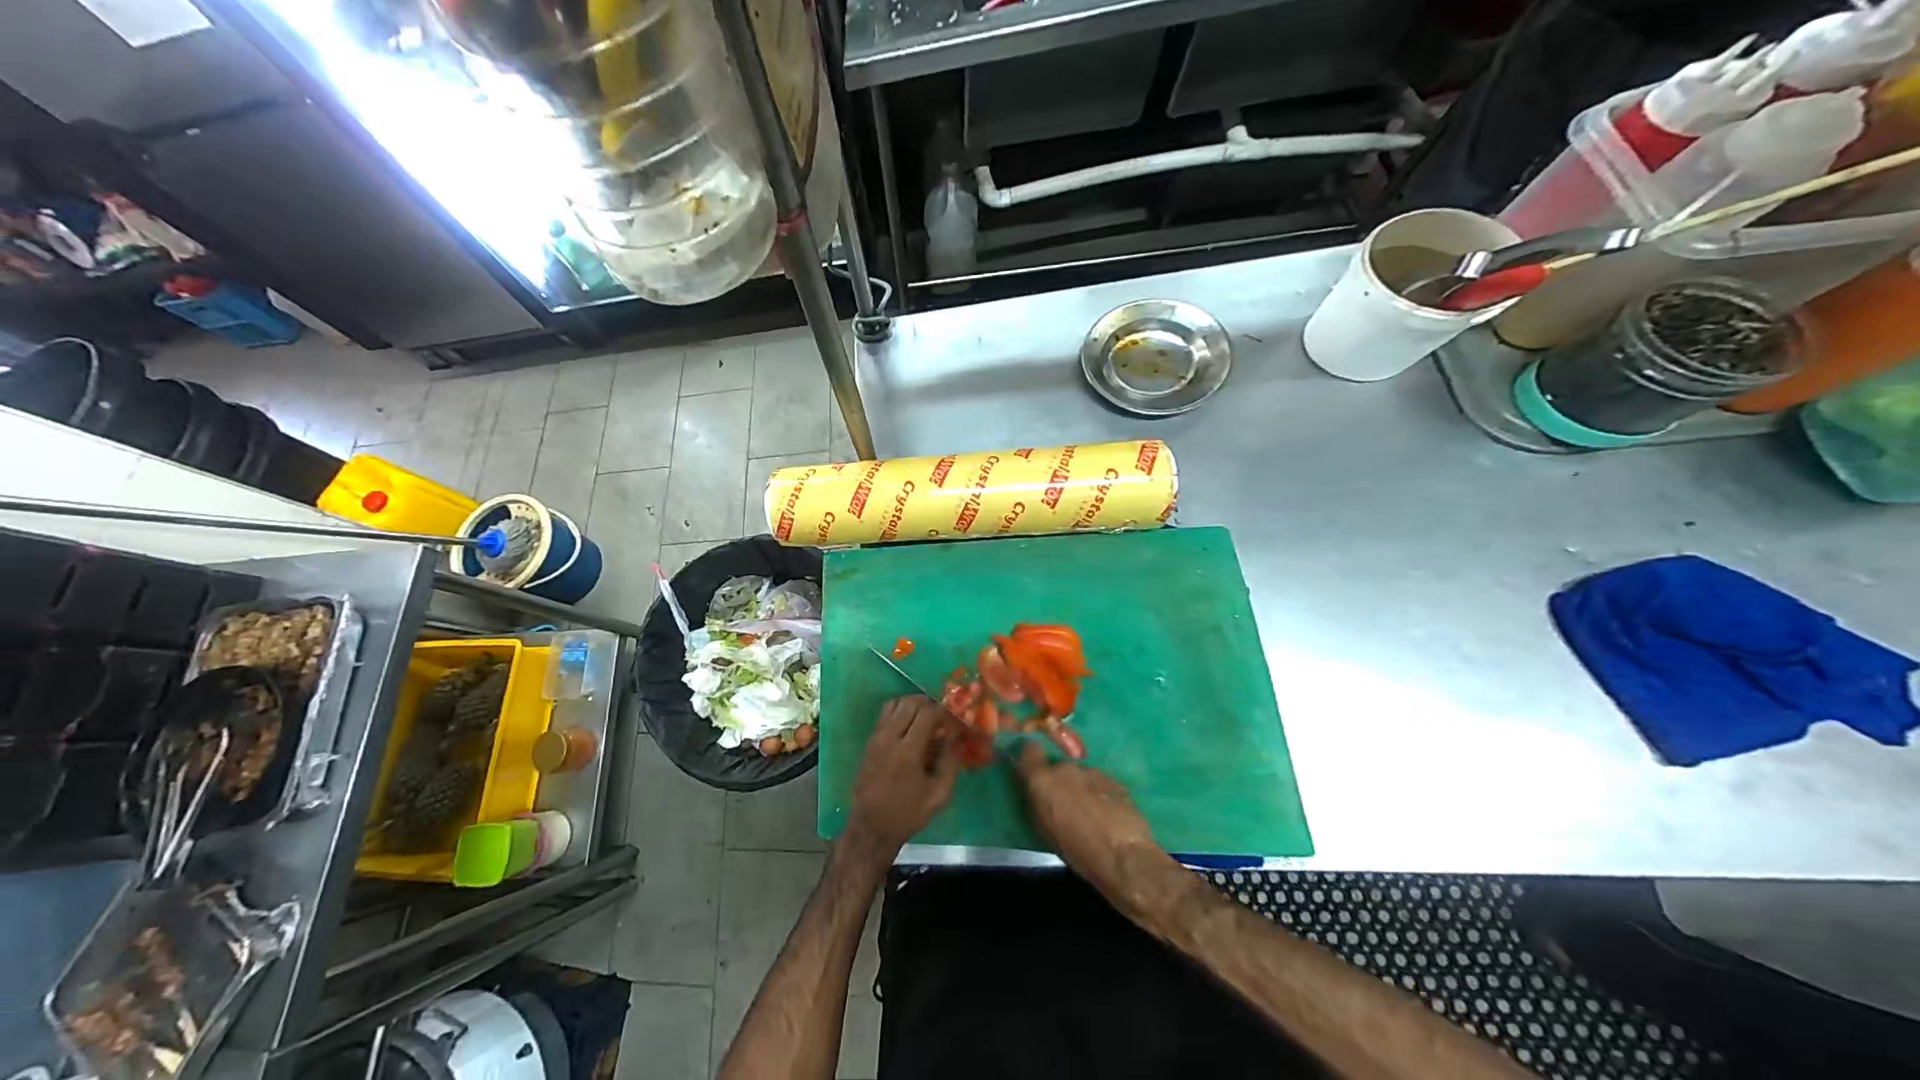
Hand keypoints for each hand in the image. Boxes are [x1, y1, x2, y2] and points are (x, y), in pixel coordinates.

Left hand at [846, 696, 961, 858]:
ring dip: (912, 705)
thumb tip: (958, 736)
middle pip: (909, 702)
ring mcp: (875, 738)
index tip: (955, 717)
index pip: (927, 713)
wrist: (871, 828)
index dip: (944, 710)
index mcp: (908, 751)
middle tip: (942, 717)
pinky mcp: (869, 742)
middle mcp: (889, 738)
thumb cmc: (908, 814)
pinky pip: (884, 715)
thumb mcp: (939, 794)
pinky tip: (910, 728)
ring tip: (926, 719)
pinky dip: (899, 712)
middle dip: (929, 704)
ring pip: (894, 703)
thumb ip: (951, 761)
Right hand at [1015, 743, 1174, 918]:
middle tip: (1066, 805)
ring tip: (1090, 814)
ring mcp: (1093, 771)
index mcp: (1043, 781)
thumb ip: (1039, 803)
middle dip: (1060, 783)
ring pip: (1081, 776)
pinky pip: (1100, 783)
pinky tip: (1108, 815)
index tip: (1034, 772)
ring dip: (1082, 788)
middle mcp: (1066, 768)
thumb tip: (1038, 792)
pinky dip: (1100, 794)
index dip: (1032, 759)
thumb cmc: (1078, 850)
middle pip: (1058, 768)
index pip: (1030, 751)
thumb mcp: (1045, 830)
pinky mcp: (1115, 779)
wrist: (1124, 855)